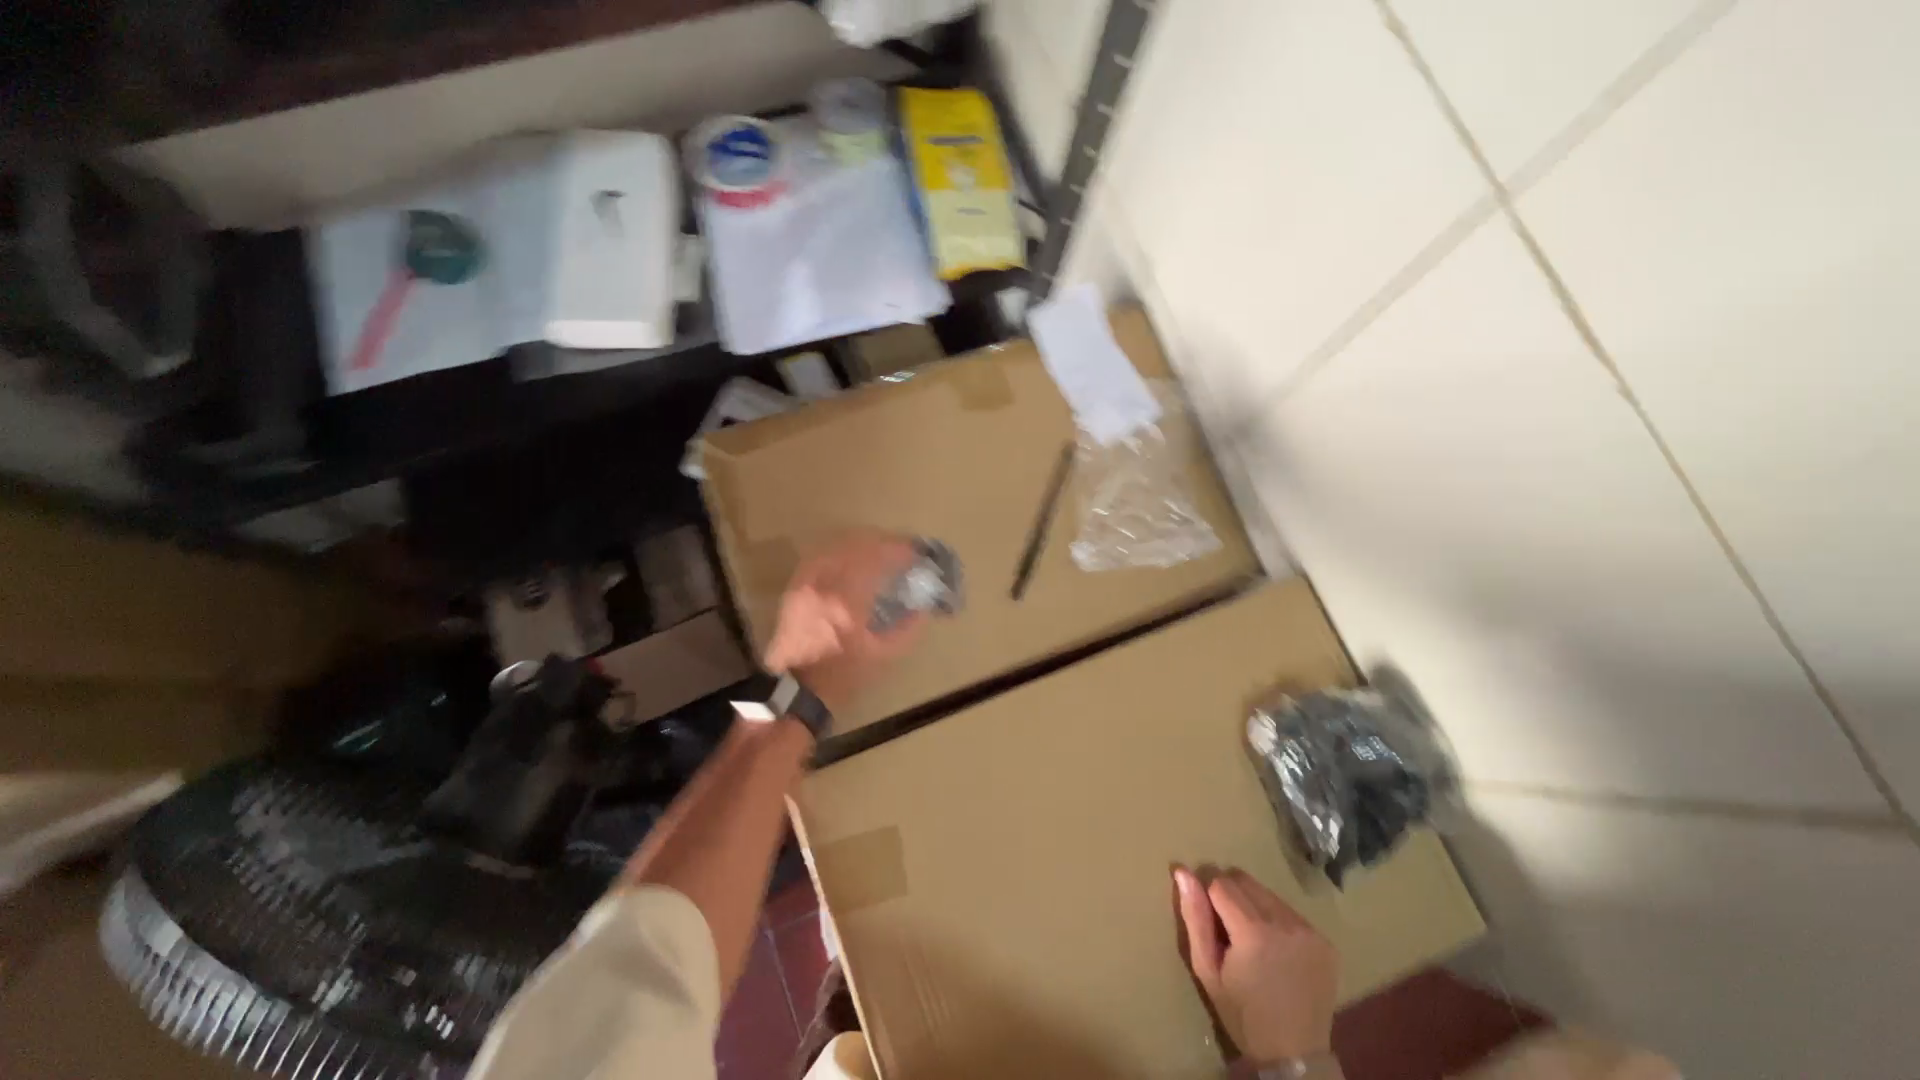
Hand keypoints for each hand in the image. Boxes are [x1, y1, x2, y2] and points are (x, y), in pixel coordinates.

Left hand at [762, 530, 930, 715]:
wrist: (796, 691)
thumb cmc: (843, 676)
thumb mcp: (884, 656)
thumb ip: (908, 628)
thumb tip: (922, 607)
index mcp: (848, 597)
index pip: (878, 556)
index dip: (900, 549)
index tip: (917, 553)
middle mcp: (824, 581)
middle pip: (856, 542)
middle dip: (883, 541)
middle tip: (902, 549)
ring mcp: (805, 581)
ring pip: (836, 544)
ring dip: (861, 542)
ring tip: (880, 551)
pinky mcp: (795, 587)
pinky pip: (821, 556)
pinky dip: (841, 552)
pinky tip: (853, 560)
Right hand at [1174, 866, 1338, 1067]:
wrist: (1295, 1053)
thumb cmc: (1242, 1015)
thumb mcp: (1208, 970)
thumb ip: (1195, 918)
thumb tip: (1183, 872)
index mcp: (1253, 931)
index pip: (1220, 883)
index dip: (1208, 897)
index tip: (1210, 923)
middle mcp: (1285, 922)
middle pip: (1245, 881)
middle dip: (1230, 896)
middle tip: (1227, 931)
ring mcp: (1310, 930)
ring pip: (1268, 893)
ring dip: (1253, 906)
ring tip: (1252, 941)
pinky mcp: (1325, 940)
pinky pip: (1290, 912)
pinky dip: (1276, 921)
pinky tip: (1276, 951)